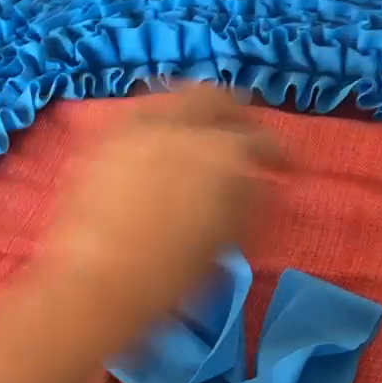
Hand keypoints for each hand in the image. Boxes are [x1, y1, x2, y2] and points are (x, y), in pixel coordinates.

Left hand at [37, 85, 280, 333]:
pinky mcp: (106, 136)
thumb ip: (252, 202)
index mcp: (227, 155)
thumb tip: (261, 182)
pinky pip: (141, 116)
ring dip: (196, 114)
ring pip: (176, 99)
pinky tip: (160, 146)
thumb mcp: (229, 240)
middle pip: (218, 99)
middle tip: (241, 133)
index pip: (264, 141)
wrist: (99, 284)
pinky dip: (159, 125)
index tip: (282, 166)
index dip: (278, 153)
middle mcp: (185, 127)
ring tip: (200, 136)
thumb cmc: (173, 274)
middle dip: (235, 114)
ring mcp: (140, 126)